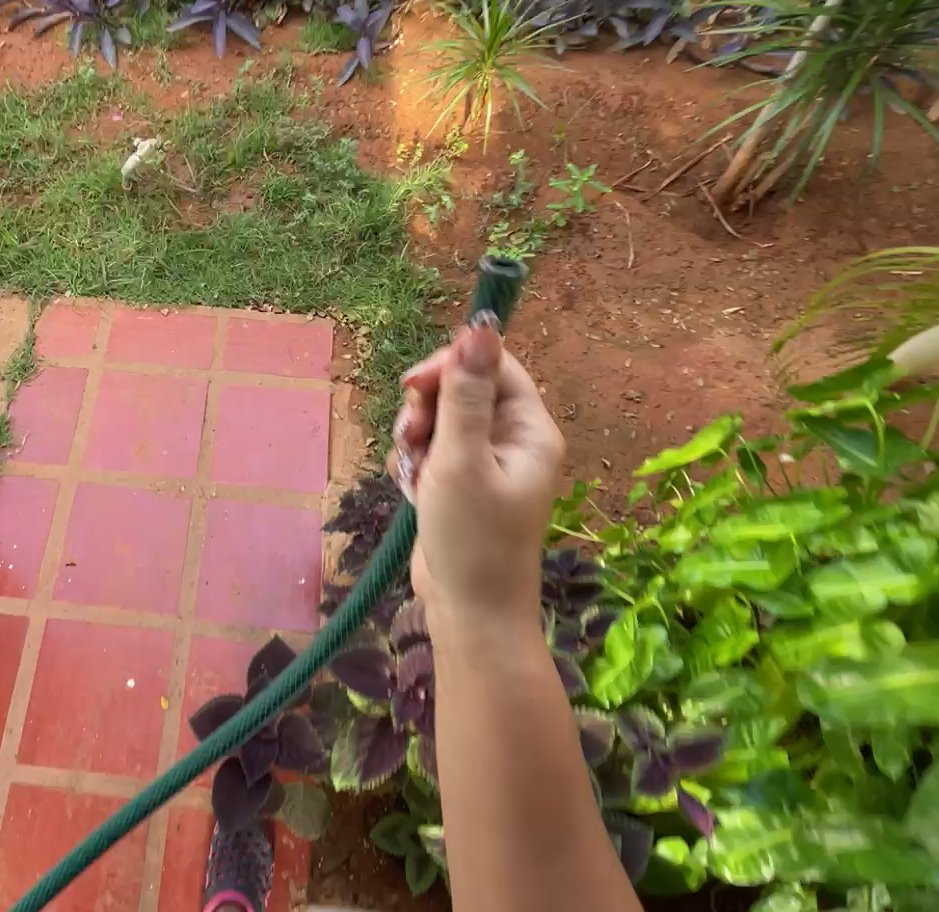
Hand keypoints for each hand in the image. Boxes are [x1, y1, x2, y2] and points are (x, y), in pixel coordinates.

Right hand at [388, 313, 565, 622]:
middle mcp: (511, 439)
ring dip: (414, 440)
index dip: (449, 367)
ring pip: (438, 420)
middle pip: (459, 390)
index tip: (412, 387)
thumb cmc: (471, 537)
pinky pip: (430, 450)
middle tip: (411, 440)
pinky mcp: (459, 482)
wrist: (468, 612)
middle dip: (425, 410)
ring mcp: (484, 462)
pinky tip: (410, 490)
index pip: (492, 366)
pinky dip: (413, 464)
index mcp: (529, 428)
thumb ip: (465, 393)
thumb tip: (479, 327)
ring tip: (411, 474)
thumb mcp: (461, 459)